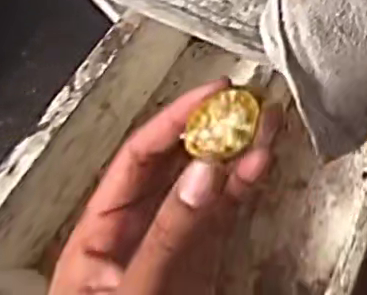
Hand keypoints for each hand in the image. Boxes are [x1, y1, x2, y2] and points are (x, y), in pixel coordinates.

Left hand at [50, 81, 275, 294]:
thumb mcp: (136, 294)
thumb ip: (169, 233)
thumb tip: (204, 169)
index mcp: (99, 237)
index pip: (137, 158)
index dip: (175, 119)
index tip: (213, 92)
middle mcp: (138, 229)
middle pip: (178, 161)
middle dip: (214, 128)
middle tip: (247, 101)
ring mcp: (175, 238)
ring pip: (210, 176)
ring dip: (240, 147)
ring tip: (267, 121)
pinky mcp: (206, 251)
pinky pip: (230, 203)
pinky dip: (250, 179)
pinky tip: (264, 160)